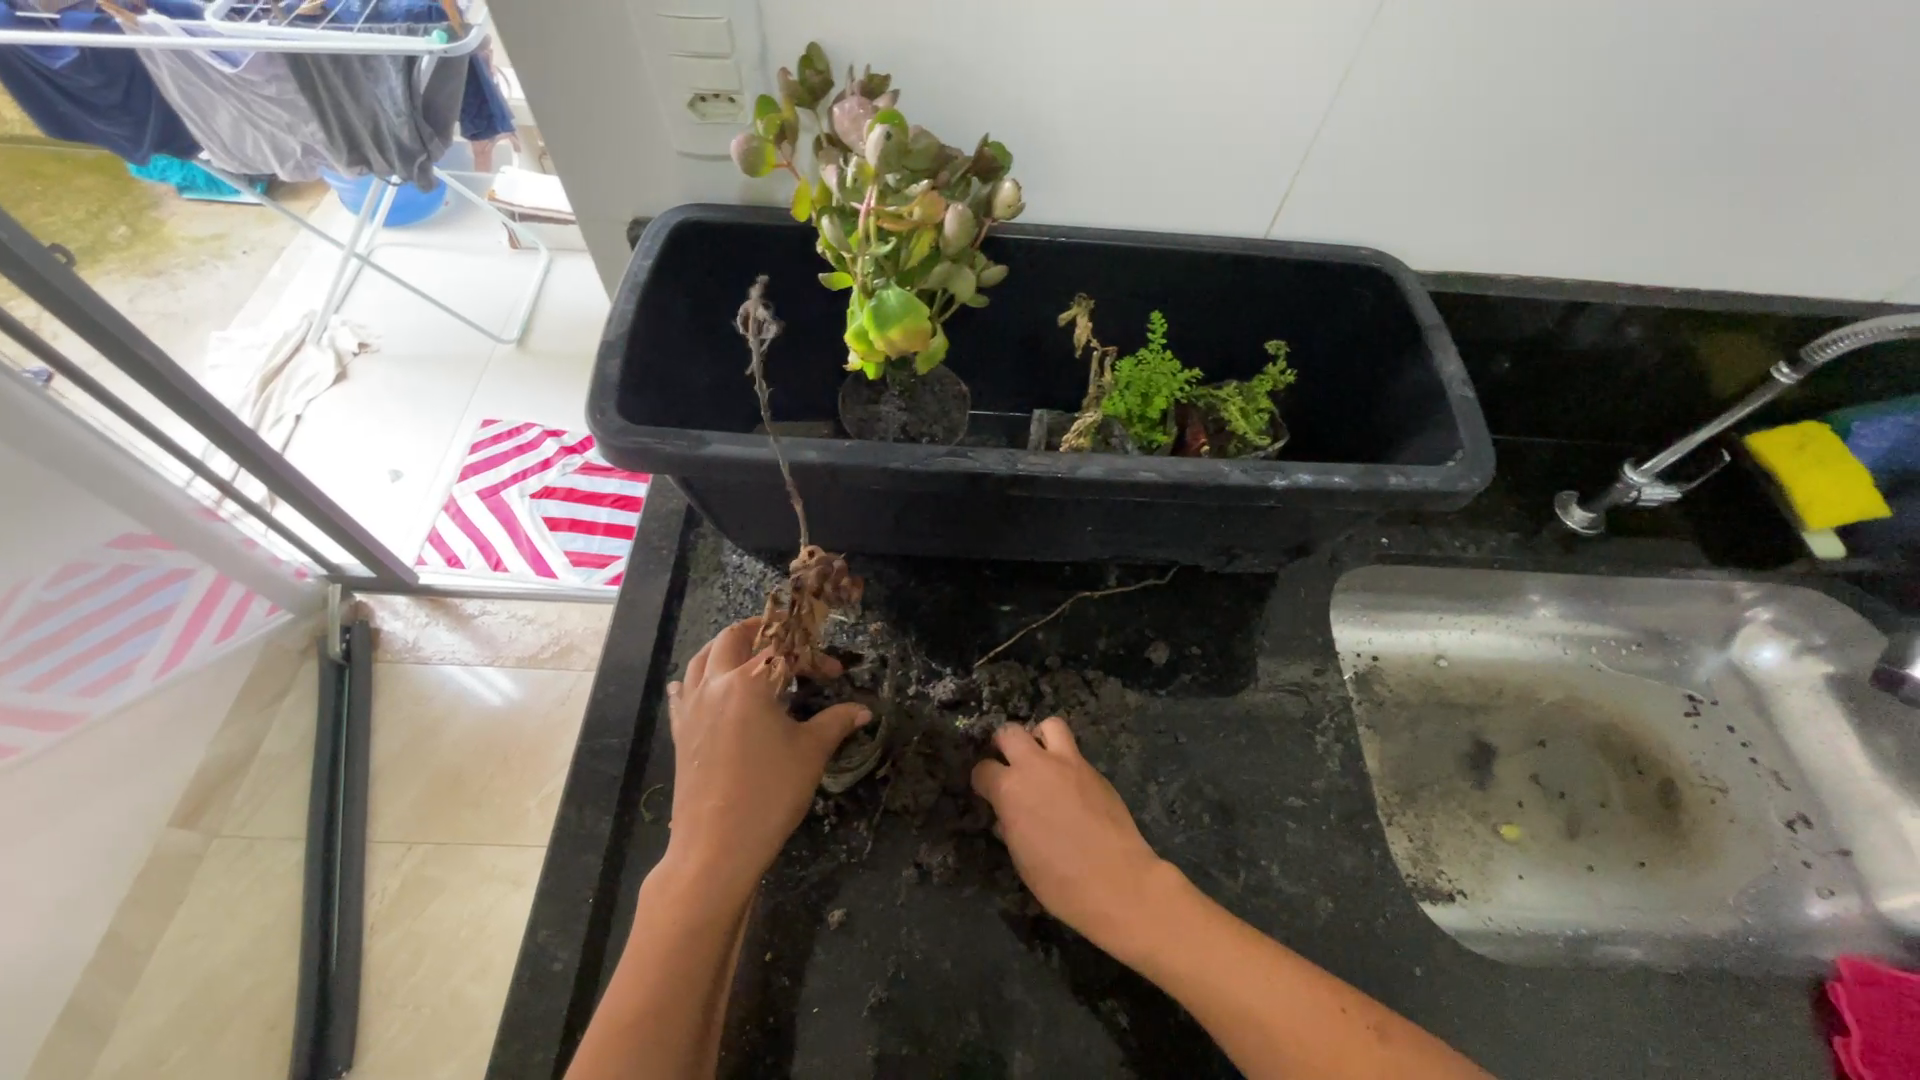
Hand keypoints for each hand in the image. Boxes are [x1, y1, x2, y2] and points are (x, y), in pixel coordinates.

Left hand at [663, 618, 869, 893]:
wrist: (716, 846)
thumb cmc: (769, 793)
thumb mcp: (811, 754)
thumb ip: (836, 722)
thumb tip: (863, 710)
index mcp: (749, 682)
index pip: (784, 651)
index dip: (813, 658)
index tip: (834, 674)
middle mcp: (714, 685)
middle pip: (731, 639)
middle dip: (760, 633)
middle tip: (786, 643)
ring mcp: (692, 709)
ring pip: (701, 660)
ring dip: (724, 650)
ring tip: (747, 656)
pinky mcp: (681, 733)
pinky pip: (683, 693)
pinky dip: (695, 681)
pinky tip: (701, 687)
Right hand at [971, 718, 1169, 949]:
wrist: (1116, 881)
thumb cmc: (1058, 881)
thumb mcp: (1020, 856)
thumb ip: (1010, 825)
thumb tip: (1007, 816)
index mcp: (1009, 789)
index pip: (982, 769)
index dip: (982, 780)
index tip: (987, 791)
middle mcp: (1035, 766)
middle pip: (1009, 732)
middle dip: (1003, 744)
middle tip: (1009, 762)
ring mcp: (1069, 764)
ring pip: (1049, 725)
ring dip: (1040, 738)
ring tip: (1042, 759)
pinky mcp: (1095, 771)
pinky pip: (1075, 752)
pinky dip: (1066, 761)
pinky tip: (1071, 787)